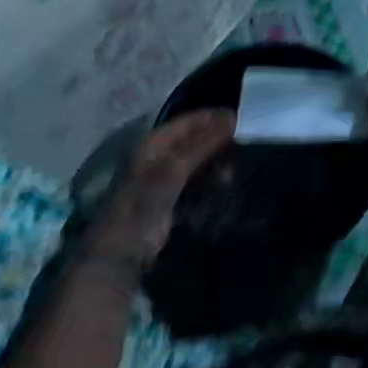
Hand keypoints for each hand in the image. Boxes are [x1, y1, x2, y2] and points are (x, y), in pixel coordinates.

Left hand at [81, 110, 234, 271]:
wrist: (123, 249)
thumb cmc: (143, 201)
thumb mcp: (174, 167)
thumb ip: (204, 143)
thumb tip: (232, 119)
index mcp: (153, 142)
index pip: (188, 121)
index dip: (214, 117)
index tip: (242, 118)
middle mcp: (158, 155)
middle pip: (195, 139)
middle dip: (218, 140)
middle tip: (244, 143)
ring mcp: (164, 176)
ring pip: (198, 160)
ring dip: (217, 162)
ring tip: (233, 169)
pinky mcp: (172, 196)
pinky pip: (198, 178)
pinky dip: (211, 178)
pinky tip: (224, 182)